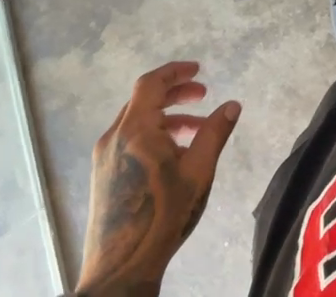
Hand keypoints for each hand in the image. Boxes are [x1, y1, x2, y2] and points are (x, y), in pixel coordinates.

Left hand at [75, 62, 240, 296]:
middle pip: (143, 101)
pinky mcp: (102, 177)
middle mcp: (113, 138)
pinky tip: (174, 157)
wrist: (121, 265)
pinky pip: (129, 141)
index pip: (150, 84)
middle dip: (175, 94)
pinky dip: (153, 135)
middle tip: (203, 96)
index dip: (175, 71)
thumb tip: (233, 104)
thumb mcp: (199, 170)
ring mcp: (104, 159)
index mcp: (135, 130)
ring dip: (167, 117)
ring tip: (196, 132)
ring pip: (136, 122)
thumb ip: (215, 133)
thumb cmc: (163, 213)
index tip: (198, 70)